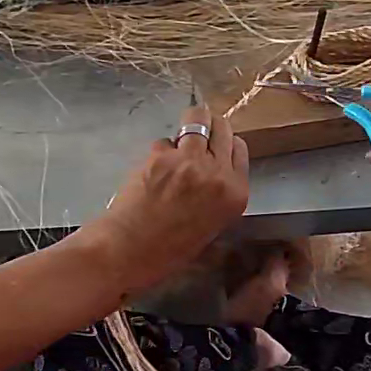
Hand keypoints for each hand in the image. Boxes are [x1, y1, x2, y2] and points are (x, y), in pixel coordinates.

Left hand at [84, 104, 249, 292]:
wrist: (129, 252)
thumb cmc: (169, 250)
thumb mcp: (212, 225)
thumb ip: (219, 192)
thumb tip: (212, 168)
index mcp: (235, 193)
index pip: (240, 148)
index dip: (225, 144)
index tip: (215, 146)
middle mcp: (218, 174)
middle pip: (223, 128)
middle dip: (210, 127)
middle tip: (198, 135)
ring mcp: (189, 162)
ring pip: (198, 118)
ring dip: (190, 123)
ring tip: (178, 139)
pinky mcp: (160, 156)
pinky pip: (166, 140)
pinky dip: (162, 149)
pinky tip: (154, 167)